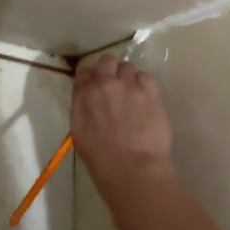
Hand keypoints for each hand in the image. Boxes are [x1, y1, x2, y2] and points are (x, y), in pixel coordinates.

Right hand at [72, 56, 172, 182]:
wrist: (131, 168)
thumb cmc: (100, 158)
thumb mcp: (79, 131)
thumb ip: (82, 107)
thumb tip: (88, 99)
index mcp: (83, 94)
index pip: (84, 72)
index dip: (91, 77)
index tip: (95, 86)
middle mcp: (104, 83)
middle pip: (106, 61)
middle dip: (110, 69)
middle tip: (115, 86)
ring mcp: (128, 85)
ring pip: (127, 67)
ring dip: (128, 77)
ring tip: (132, 93)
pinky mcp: (150, 92)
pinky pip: (146, 76)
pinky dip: (144, 84)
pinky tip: (145, 97)